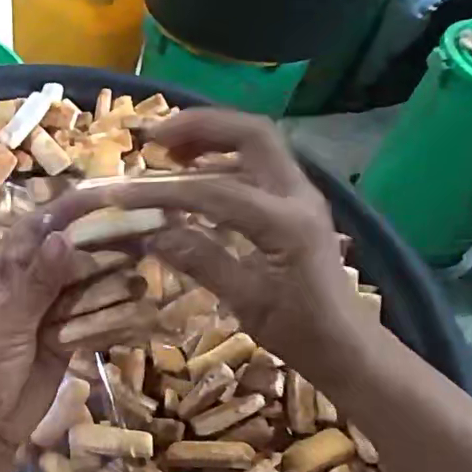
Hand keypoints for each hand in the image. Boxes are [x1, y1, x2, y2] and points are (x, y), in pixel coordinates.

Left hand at [0, 192, 100, 471]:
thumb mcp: (6, 320)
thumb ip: (39, 280)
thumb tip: (64, 236)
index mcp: (6, 269)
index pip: (39, 227)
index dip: (70, 210)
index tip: (107, 196)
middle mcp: (33, 282)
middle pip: (74, 254)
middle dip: (99, 253)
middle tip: (136, 245)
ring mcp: (54, 310)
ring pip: (91, 285)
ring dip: (106, 289)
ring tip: (123, 287)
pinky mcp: (72, 336)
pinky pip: (98, 318)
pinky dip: (109, 318)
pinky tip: (122, 317)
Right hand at [94, 110, 364, 369]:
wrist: (346, 344)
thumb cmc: (300, 331)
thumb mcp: (246, 302)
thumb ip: (200, 261)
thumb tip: (151, 235)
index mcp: (286, 224)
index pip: (216, 192)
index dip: (166, 191)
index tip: (126, 194)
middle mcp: (299, 196)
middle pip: (252, 134)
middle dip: (202, 127)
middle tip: (157, 138)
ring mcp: (302, 195)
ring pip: (259, 143)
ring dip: (215, 136)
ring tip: (171, 150)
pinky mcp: (298, 203)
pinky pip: (261, 164)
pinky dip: (226, 159)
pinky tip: (199, 175)